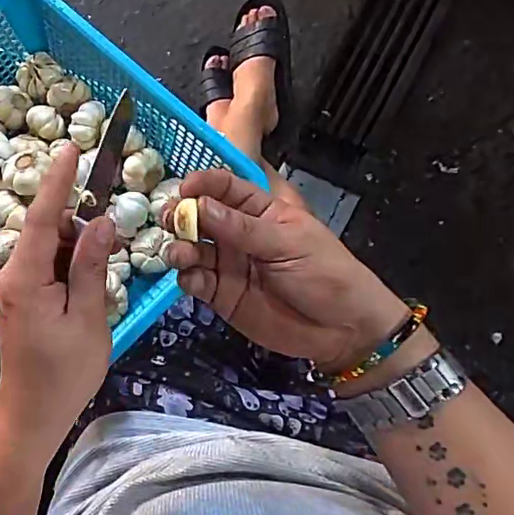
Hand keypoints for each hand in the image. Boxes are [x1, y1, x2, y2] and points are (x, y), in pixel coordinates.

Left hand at [0, 144, 116, 443]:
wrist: (32, 413)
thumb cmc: (64, 372)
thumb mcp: (89, 318)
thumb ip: (93, 267)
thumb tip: (102, 222)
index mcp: (26, 276)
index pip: (43, 217)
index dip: (59, 181)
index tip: (71, 149)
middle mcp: (13, 272)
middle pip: (48, 229)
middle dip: (80, 221)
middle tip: (114, 229)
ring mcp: (15, 284)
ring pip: (50, 247)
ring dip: (78, 245)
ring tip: (105, 265)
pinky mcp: (21, 295)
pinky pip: (48, 264)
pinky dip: (70, 261)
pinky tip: (90, 276)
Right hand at [163, 170, 410, 376]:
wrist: (344, 330)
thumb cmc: (326, 274)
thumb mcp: (289, 244)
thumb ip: (242, 228)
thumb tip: (199, 205)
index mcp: (259, 212)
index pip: (225, 188)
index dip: (203, 184)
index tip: (184, 188)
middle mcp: (237, 234)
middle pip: (199, 217)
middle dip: (180, 215)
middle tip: (170, 221)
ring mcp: (227, 264)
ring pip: (191, 249)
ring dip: (179, 247)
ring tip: (178, 254)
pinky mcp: (220, 295)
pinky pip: (195, 280)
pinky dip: (186, 277)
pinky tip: (191, 279)